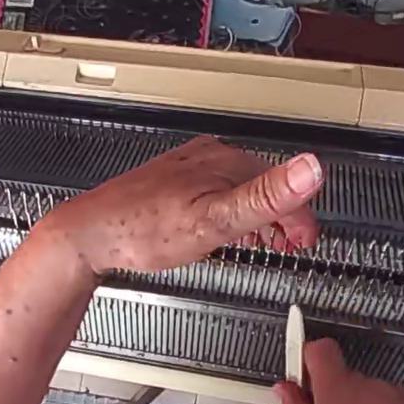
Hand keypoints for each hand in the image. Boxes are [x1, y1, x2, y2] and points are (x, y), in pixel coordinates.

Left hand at [37, 136, 323, 274]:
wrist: (92, 233)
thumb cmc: (144, 230)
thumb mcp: (214, 220)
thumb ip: (266, 198)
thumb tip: (310, 169)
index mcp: (226, 164)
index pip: (282, 185)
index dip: (301, 218)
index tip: (306, 242)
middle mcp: (209, 159)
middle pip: (264, 185)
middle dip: (283, 217)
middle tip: (292, 244)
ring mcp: (190, 169)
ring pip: (240, 189)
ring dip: (260, 216)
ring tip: (267, 240)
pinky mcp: (175, 182)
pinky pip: (217, 193)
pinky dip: (233, 212)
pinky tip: (227, 227)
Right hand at [276, 339, 403, 403]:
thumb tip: (285, 391)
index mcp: (339, 389)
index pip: (319, 349)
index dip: (305, 360)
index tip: (298, 380)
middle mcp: (366, 384)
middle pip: (338, 372)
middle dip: (326, 394)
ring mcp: (389, 393)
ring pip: (358, 390)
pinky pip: (377, 402)